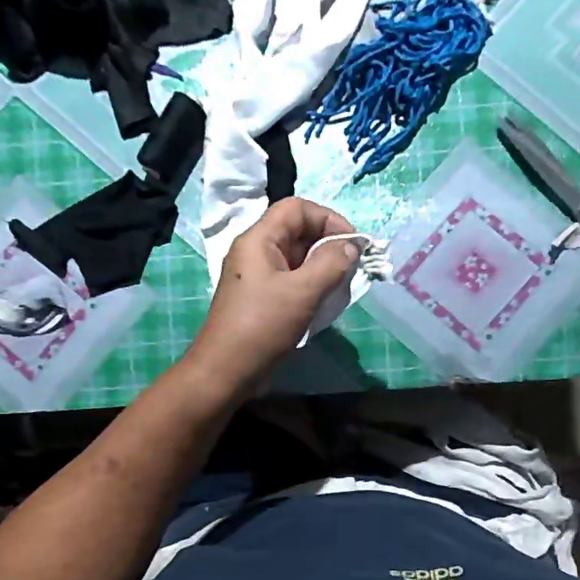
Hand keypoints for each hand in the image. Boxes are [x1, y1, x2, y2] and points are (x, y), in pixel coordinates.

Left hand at [184, 198, 360, 396]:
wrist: (226, 371)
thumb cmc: (262, 326)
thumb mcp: (302, 292)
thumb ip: (331, 264)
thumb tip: (351, 247)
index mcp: (258, 239)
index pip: (297, 208)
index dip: (328, 218)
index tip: (352, 244)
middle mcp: (256, 252)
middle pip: (297, 231)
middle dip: (328, 244)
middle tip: (351, 268)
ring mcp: (257, 276)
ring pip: (297, 257)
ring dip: (322, 267)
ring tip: (340, 287)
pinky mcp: (261, 298)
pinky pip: (291, 280)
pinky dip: (311, 285)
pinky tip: (324, 303)